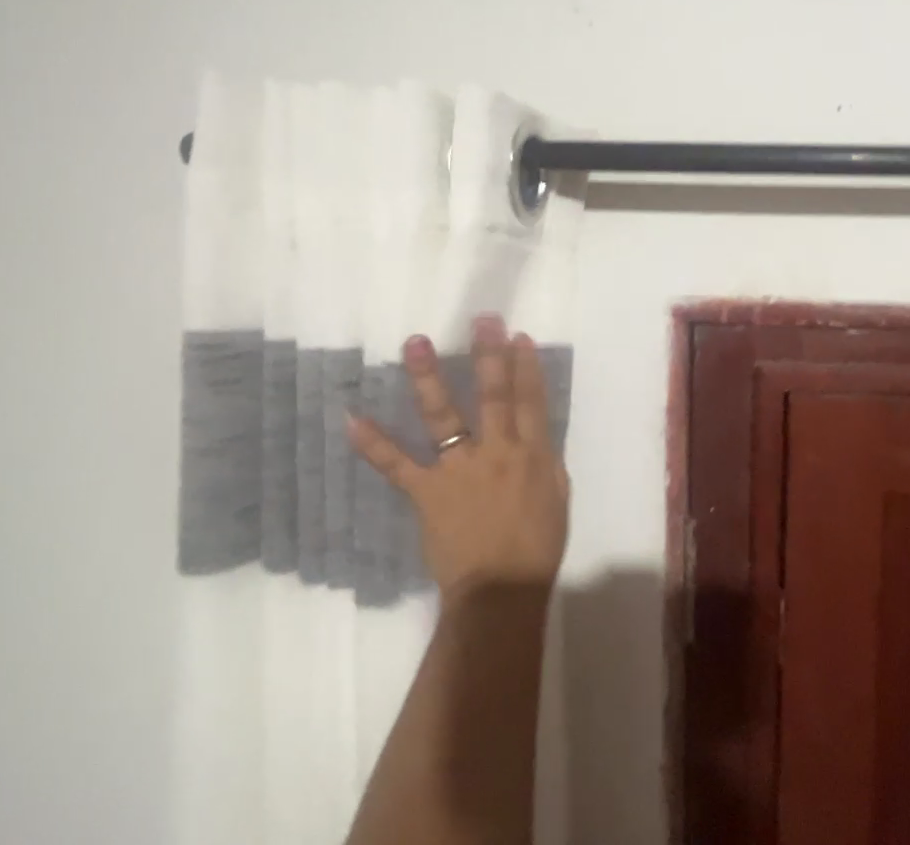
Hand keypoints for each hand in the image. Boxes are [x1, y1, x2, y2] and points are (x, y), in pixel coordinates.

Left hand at [345, 315, 569, 598]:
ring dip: (429, 378)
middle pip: (493, 396)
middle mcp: (498, 453)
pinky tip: (351, 417)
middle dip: (488, 355)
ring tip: (415, 343)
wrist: (502, 590)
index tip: (517, 336)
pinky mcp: (428, 492)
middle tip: (481, 319)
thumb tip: (535, 436)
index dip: (525, 366)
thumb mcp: (557, 499)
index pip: (530, 401)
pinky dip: (374, 443)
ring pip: (445, 417)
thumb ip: (546, 464)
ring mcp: (461, 469)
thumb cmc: (537, 547)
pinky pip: (398, 465)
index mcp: (534, 456)